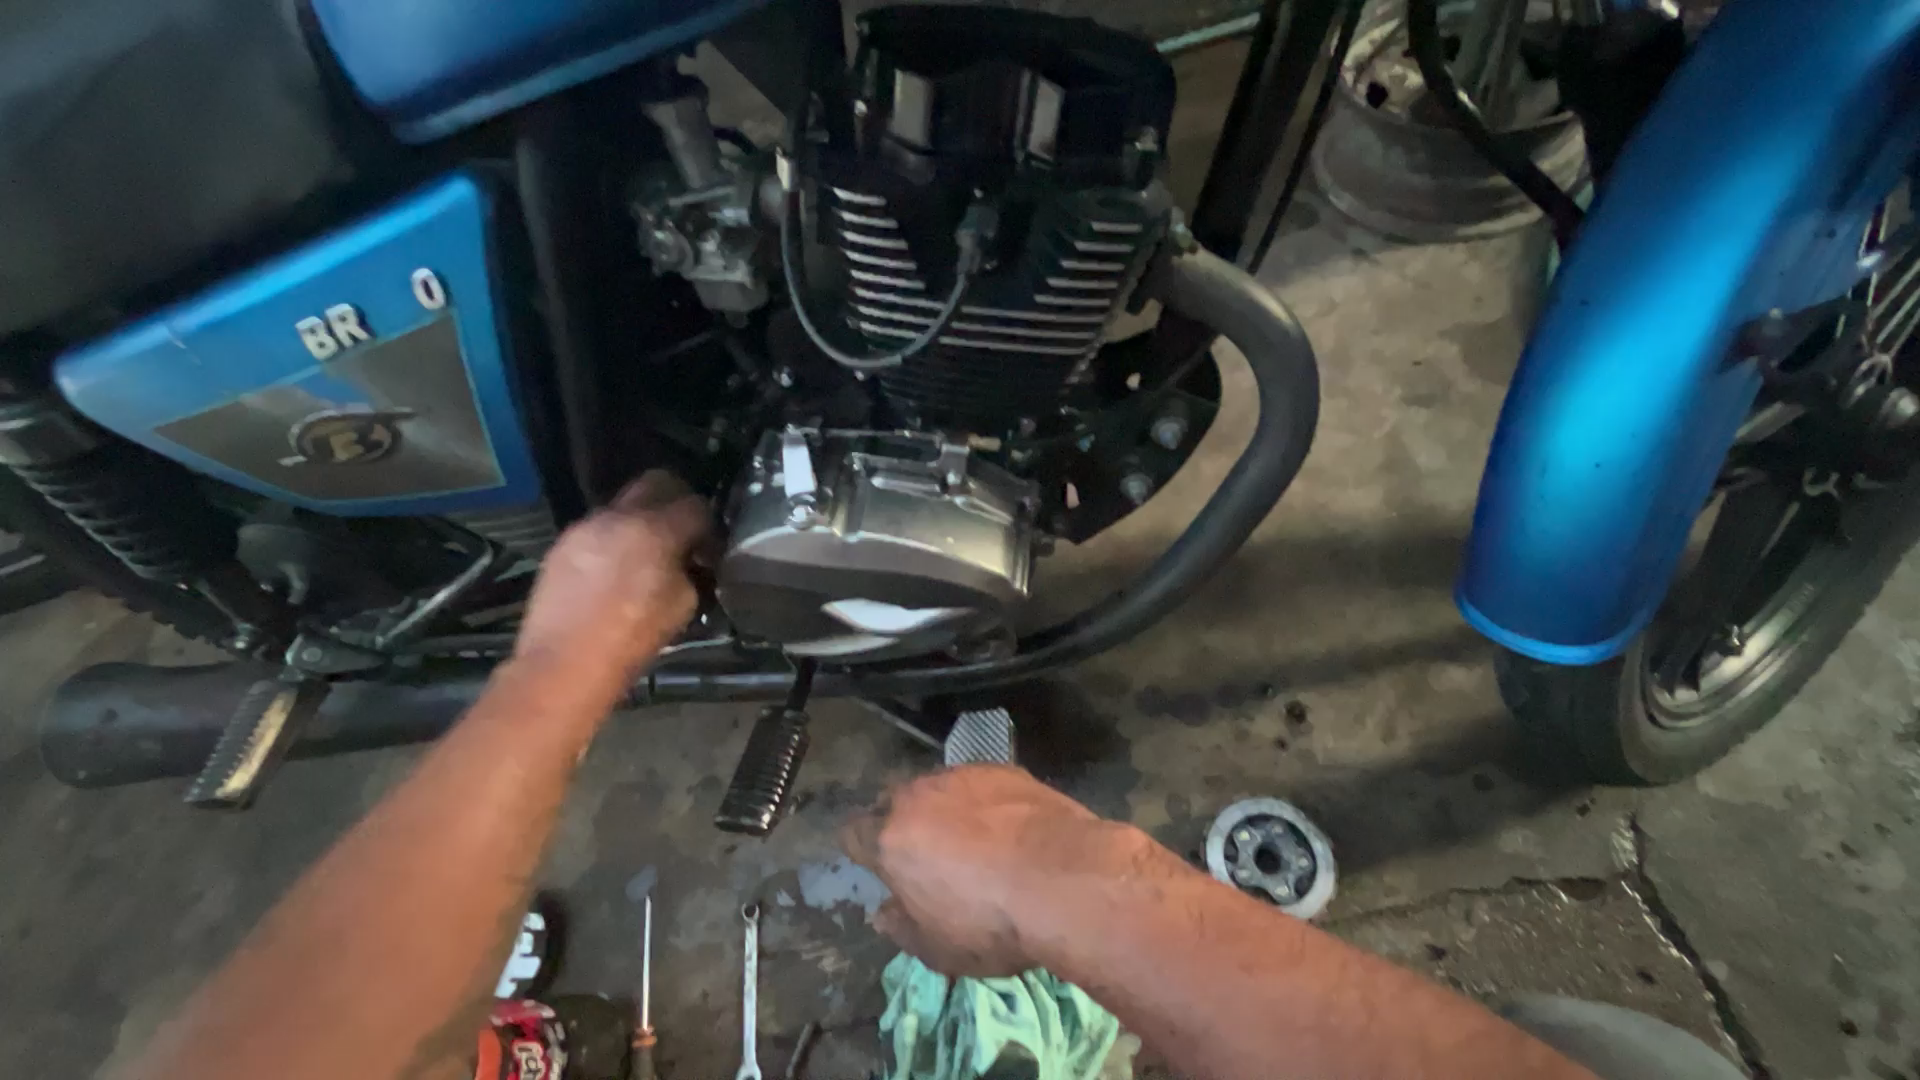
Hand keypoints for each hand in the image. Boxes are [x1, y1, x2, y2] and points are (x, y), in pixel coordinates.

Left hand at [514, 471, 709, 691]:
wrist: (564, 664)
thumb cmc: (632, 639)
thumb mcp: (684, 605)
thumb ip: (692, 570)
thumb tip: (692, 560)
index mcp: (656, 530)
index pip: (696, 506)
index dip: (709, 526)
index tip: (709, 548)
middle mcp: (619, 517)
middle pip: (658, 482)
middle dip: (676, 501)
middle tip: (683, 532)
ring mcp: (585, 526)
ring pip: (624, 505)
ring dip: (642, 521)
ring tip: (645, 556)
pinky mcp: (562, 543)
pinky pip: (599, 528)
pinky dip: (615, 539)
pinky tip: (614, 571)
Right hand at [842, 765, 1136, 976]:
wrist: (1063, 877)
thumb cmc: (992, 925)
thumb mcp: (938, 950)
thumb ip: (901, 928)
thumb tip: (883, 912)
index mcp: (891, 840)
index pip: (853, 832)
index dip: (861, 848)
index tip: (877, 864)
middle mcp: (918, 796)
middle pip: (893, 801)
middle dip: (900, 822)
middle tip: (924, 853)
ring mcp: (962, 776)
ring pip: (936, 786)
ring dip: (941, 807)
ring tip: (969, 837)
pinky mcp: (1002, 769)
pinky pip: (977, 782)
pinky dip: (981, 800)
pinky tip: (1006, 825)